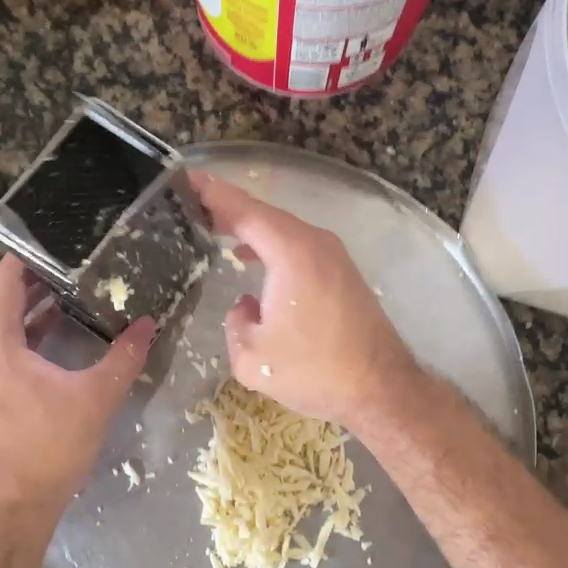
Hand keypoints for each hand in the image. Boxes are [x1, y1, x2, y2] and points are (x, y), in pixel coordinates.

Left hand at [0, 255, 155, 521]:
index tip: (55, 236)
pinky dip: (30, 335)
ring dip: (34, 309)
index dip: (26, 256)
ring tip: (73, 290)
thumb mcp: (96, 397)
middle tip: (75, 261)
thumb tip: (148, 324)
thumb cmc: (51, 446)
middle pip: (3, 302)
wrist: (18, 505)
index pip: (4, 282)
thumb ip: (124, 357)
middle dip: (36, 280)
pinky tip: (61, 335)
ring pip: (4, 327)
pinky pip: (7, 349)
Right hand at [190, 171, 423, 430]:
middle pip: (266, 215)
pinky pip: (300, 247)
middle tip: (194, 204)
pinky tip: (256, 260)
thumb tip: (244, 306)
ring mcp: (335, 257)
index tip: (187, 179)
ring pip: (285, 231)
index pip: (244, 212)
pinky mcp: (343, 273)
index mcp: (291, 254)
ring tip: (218, 228)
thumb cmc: (315, 372)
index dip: (213, 194)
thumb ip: (235, 324)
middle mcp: (315, 244)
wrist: (380, 389)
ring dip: (253, 228)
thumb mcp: (253, 358)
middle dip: (230, 209)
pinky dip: (273, 246)